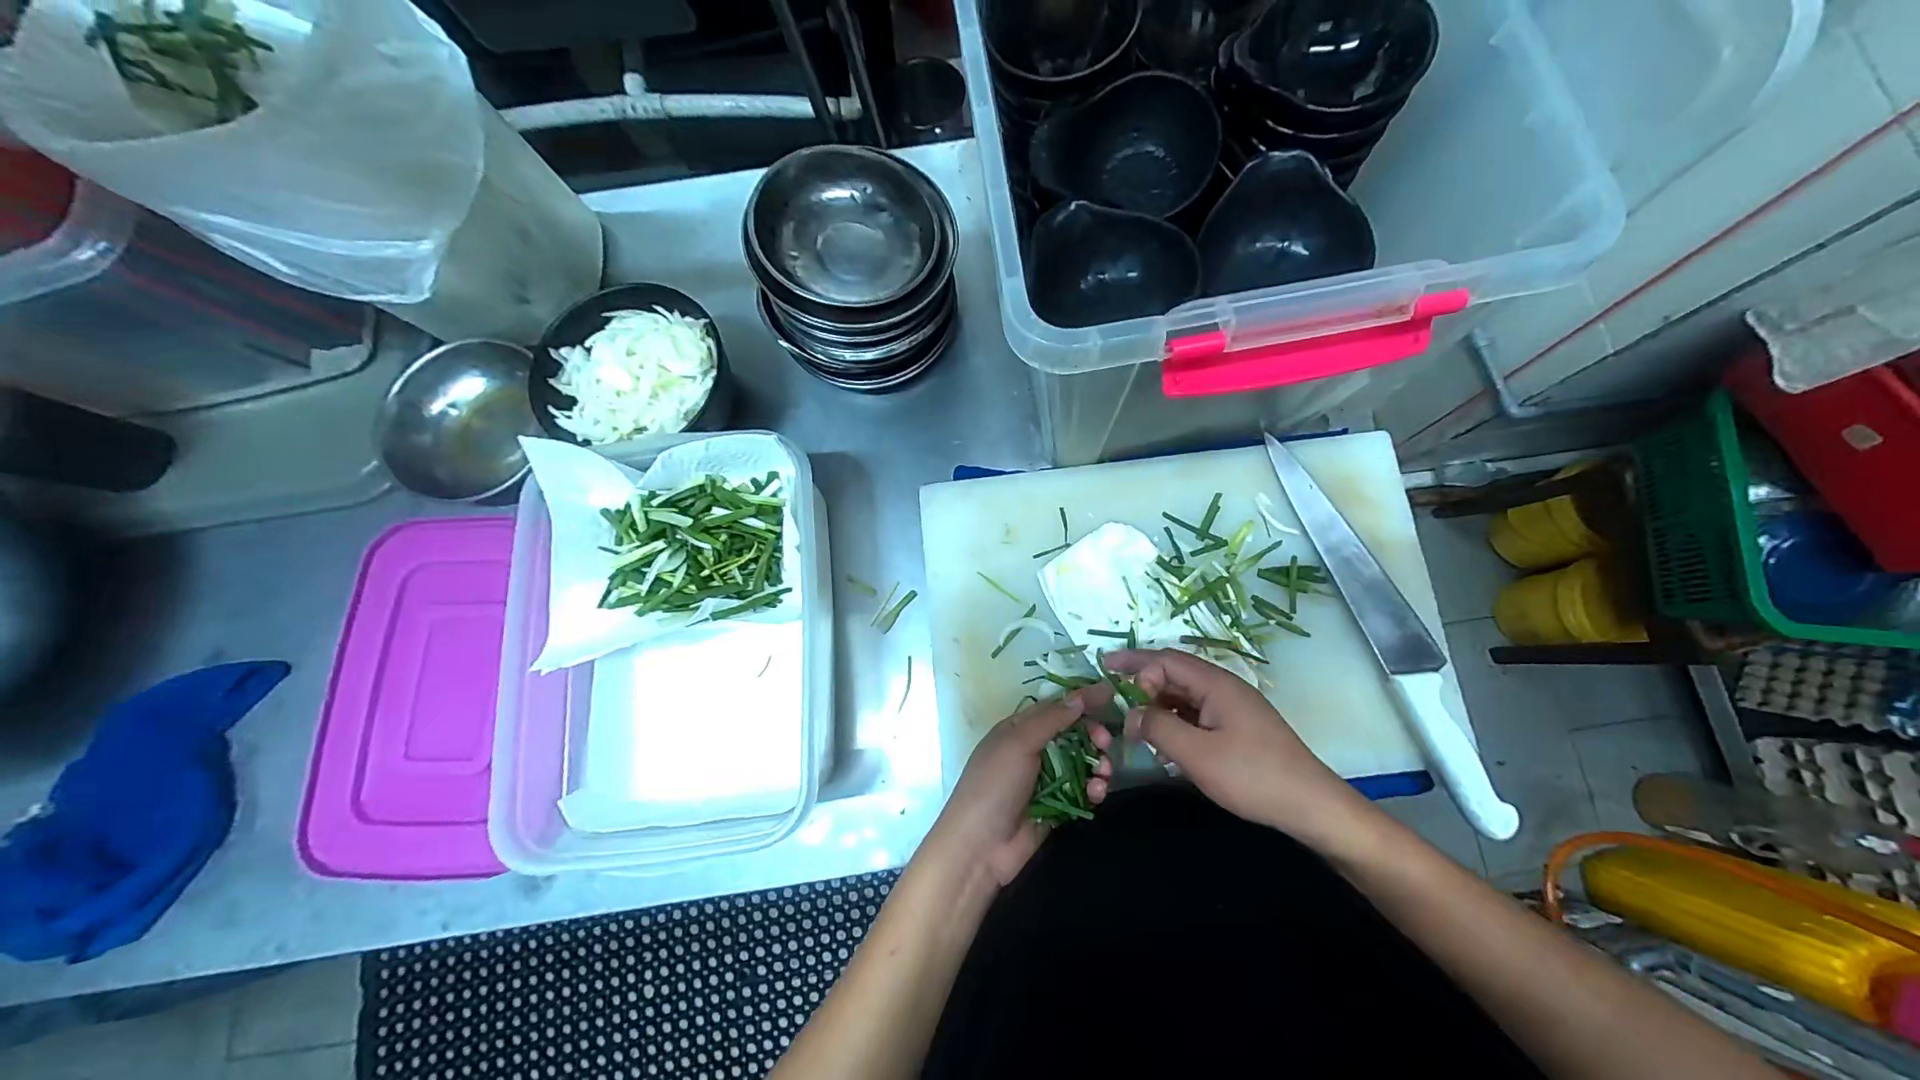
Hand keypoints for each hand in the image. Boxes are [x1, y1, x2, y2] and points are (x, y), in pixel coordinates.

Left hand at [918, 685, 1115, 888]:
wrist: (980, 846)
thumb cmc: (994, 785)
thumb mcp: (1018, 743)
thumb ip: (1051, 719)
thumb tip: (1080, 696)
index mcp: (1018, 728)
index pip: (1055, 706)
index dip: (1081, 700)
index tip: (1111, 695)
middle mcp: (1032, 749)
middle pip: (1072, 733)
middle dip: (1093, 735)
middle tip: (1105, 743)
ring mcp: (1045, 779)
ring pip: (1082, 762)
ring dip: (1098, 763)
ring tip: (1103, 773)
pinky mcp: (1057, 806)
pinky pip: (1082, 790)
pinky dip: (1094, 789)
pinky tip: (1097, 793)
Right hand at [1105, 649, 1376, 848]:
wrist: (1311, 805)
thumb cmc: (1252, 775)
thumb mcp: (1196, 754)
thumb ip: (1157, 728)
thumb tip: (1130, 714)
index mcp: (1215, 683)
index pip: (1165, 660)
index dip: (1134, 664)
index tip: (1105, 673)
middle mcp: (1224, 687)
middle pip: (1174, 673)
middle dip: (1141, 680)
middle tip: (1110, 693)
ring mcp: (1233, 707)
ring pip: (1184, 694)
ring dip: (1156, 702)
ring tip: (1131, 718)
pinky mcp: (1238, 727)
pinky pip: (1196, 712)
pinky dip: (1173, 719)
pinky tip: (1162, 738)